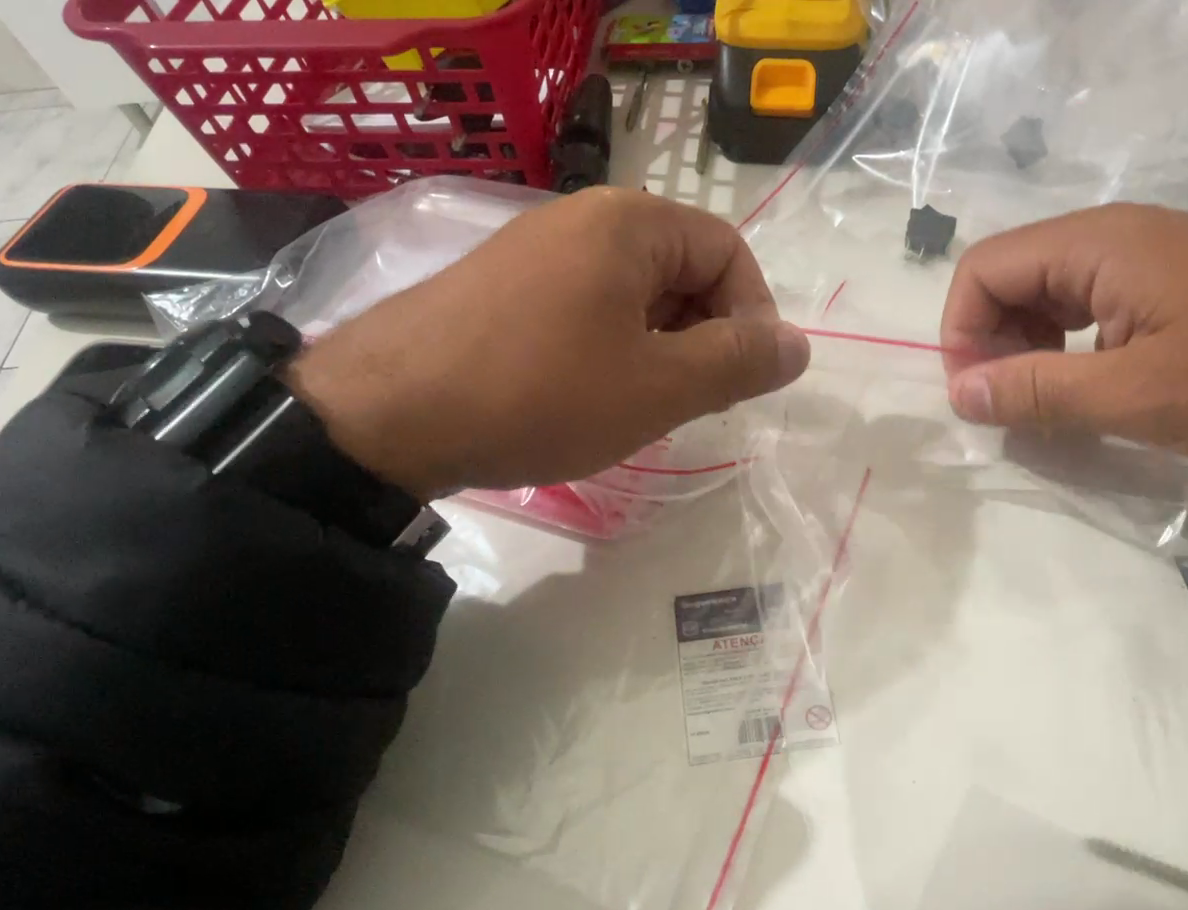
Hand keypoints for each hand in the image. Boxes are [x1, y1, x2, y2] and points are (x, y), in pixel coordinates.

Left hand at [285, 188, 809, 497]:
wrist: (389, 413)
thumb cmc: (541, 394)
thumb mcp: (657, 387)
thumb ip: (737, 363)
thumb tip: (798, 345)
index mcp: (630, 223)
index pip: (728, 252)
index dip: (752, 318)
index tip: (740, 384)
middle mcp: (583, 217)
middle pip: (681, 268)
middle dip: (703, 336)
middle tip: (691, 404)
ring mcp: (535, 249)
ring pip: (632, 294)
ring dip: (657, 349)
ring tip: (639, 408)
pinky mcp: (501, 287)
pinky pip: (584, 308)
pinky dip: (608, 350)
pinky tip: (587, 398)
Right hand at [940, 204, 1187, 456]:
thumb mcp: (1135, 395)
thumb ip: (1036, 391)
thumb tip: (958, 392)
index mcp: (1098, 246)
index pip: (983, 269)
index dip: (961, 332)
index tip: (977, 396)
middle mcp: (1112, 235)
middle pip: (1009, 277)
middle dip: (991, 343)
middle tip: (1010, 408)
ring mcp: (1143, 254)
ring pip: (1045, 292)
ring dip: (1027, 348)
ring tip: (1046, 404)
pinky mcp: (1168, 279)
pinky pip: (1086, 304)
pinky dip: (1066, 346)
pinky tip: (1088, 386)